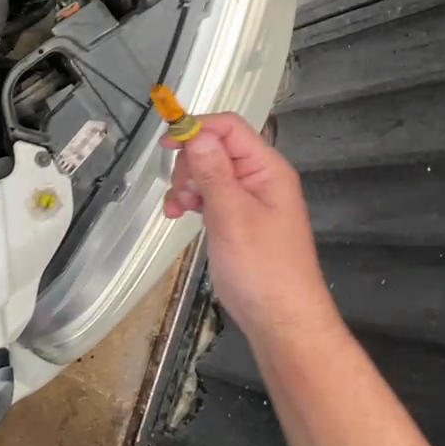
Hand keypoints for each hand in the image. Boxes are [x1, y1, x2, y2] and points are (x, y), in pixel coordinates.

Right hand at [162, 113, 336, 339]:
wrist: (279, 317)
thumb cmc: (262, 267)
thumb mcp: (232, 216)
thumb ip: (213, 173)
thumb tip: (194, 134)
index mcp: (267, 170)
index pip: (229, 128)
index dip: (196, 128)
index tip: (166, 144)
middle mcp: (257, 177)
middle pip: (212, 147)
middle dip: (188, 163)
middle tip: (182, 192)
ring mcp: (245, 197)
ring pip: (204, 170)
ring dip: (184, 184)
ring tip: (177, 209)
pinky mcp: (232, 216)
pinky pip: (204, 193)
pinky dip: (187, 200)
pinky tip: (177, 215)